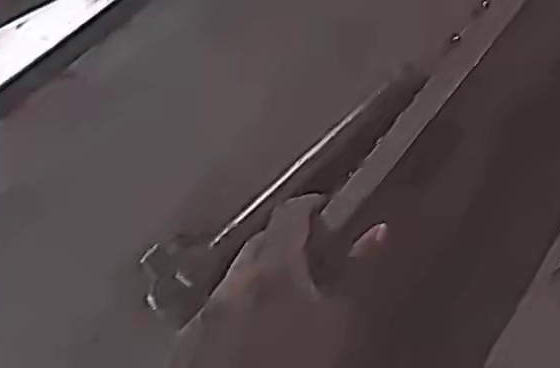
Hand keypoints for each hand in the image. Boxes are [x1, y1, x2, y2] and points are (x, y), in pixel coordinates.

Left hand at [170, 195, 389, 367]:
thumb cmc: (296, 366)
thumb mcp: (340, 320)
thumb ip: (359, 268)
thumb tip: (377, 234)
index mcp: (272, 269)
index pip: (291, 212)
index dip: (313, 206)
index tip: (328, 212)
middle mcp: (230, 287)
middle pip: (261, 242)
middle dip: (288, 243)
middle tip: (316, 257)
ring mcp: (199, 323)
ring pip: (236, 279)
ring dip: (261, 278)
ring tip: (288, 301)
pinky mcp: (182, 355)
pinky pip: (213, 316)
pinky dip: (236, 312)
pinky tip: (255, 335)